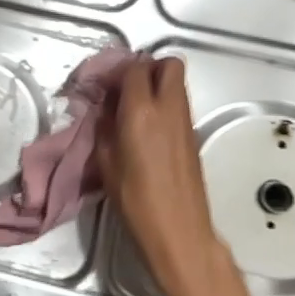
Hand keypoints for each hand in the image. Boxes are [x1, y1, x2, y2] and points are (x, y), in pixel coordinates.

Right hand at [96, 57, 229, 295]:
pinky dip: (162, 103)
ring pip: (176, 82)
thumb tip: (103, 109)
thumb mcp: (105, 162)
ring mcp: (185, 121)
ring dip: (155, 83)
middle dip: (145, 67)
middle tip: (124, 87)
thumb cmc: (136, 201)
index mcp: (141, 112)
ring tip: (130, 107)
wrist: (179, 231)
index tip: (101, 85)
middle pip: (167, 64)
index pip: (134, 68)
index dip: (116, 71)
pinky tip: (144, 127)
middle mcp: (168, 108)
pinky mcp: (193, 135)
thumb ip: (103, 127)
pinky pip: (178, 103)